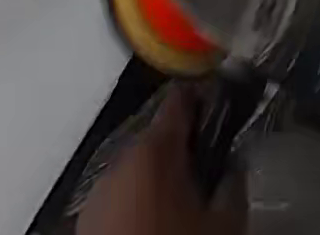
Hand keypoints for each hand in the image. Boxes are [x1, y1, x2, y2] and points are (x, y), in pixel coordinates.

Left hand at [77, 85, 247, 234]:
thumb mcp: (225, 224)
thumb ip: (234, 181)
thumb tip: (234, 160)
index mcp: (155, 149)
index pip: (180, 99)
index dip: (204, 98)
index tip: (222, 107)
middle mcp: (121, 160)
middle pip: (158, 135)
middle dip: (183, 145)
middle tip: (208, 165)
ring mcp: (98, 194)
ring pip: (137, 166)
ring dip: (159, 173)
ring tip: (182, 199)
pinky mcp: (85, 224)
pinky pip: (120, 195)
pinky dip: (138, 198)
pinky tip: (156, 222)